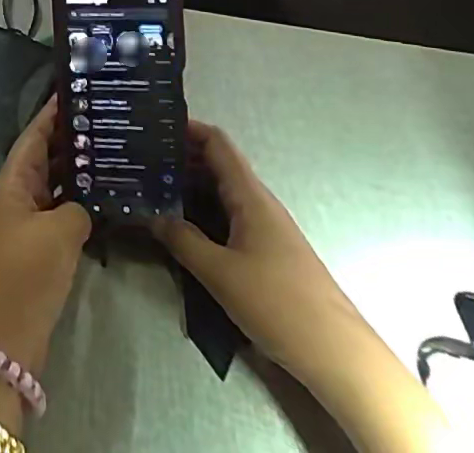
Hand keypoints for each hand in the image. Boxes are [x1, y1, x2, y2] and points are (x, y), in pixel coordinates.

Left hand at [0, 94, 91, 373]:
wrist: (6, 338)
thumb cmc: (27, 273)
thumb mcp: (61, 231)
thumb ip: (82, 203)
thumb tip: (94, 197)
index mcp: (13, 180)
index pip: (36, 133)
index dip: (56, 111)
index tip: (83, 88)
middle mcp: (19, 192)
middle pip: (48, 153)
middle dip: (77, 136)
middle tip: (113, 115)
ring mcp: (29, 217)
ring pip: (59, 179)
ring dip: (82, 166)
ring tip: (118, 144)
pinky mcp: (40, 240)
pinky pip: (64, 205)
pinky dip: (83, 195)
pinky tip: (111, 188)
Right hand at [154, 121, 447, 452]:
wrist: (330, 347)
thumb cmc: (276, 302)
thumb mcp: (220, 273)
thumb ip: (183, 241)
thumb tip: (152, 215)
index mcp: (250, 195)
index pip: (218, 144)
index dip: (189, 129)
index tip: (157, 126)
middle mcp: (257, 202)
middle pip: (218, 165)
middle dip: (182, 158)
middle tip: (143, 161)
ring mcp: (263, 226)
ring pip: (222, 192)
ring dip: (190, 186)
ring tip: (152, 189)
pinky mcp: (264, 249)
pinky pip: (227, 216)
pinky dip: (202, 211)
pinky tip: (181, 226)